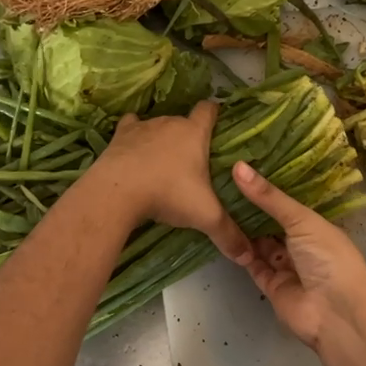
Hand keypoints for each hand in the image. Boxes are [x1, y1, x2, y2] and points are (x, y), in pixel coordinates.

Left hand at [83, 101, 249, 260]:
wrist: (118, 191)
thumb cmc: (168, 193)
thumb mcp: (205, 216)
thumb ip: (228, 233)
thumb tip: (247, 255)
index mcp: (194, 133)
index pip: (208, 109)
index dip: (213, 113)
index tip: (216, 122)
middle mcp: (170, 122)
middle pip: (182, 121)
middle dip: (187, 136)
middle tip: (191, 161)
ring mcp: (143, 127)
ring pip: (156, 126)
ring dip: (160, 139)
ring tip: (161, 163)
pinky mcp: (120, 136)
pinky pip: (129, 128)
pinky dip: (132, 137)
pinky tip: (132, 151)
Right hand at [229, 161, 365, 350]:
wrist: (337, 313)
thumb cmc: (328, 257)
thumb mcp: (301, 219)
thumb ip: (269, 197)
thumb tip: (238, 166)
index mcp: (315, 225)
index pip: (287, 203)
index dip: (267, 188)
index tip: (241, 168)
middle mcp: (301, 244)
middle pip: (272, 223)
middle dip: (251, 208)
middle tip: (222, 183)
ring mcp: (286, 266)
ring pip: (260, 243)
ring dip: (243, 228)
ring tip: (216, 202)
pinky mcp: (272, 286)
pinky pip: (253, 264)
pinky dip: (240, 251)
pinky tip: (222, 231)